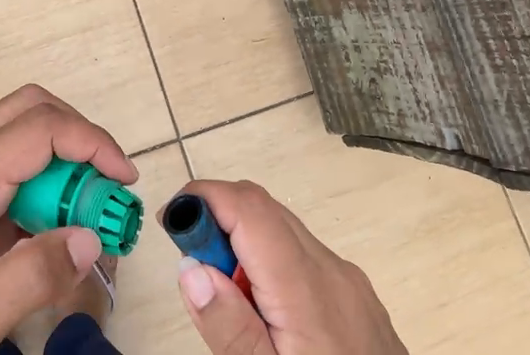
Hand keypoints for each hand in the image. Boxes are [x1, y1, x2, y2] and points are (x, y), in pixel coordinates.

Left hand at [0, 85, 138, 354]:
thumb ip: (36, 273)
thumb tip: (90, 238)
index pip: (41, 126)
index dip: (91, 142)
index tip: (125, 179)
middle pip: (31, 107)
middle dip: (78, 135)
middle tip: (107, 185)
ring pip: (21, 129)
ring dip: (62, 156)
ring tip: (87, 211)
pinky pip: (11, 162)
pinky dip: (44, 179)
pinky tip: (53, 227)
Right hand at [172, 179, 405, 354]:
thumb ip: (231, 330)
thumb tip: (191, 268)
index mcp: (308, 288)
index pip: (249, 207)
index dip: (203, 199)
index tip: (170, 226)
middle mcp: (333, 270)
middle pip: (263, 210)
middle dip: (217, 221)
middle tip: (193, 272)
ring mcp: (351, 283)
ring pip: (282, 231)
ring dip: (241, 244)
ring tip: (230, 306)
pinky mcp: (359, 299)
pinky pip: (303, 257)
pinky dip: (268, 264)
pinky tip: (265, 319)